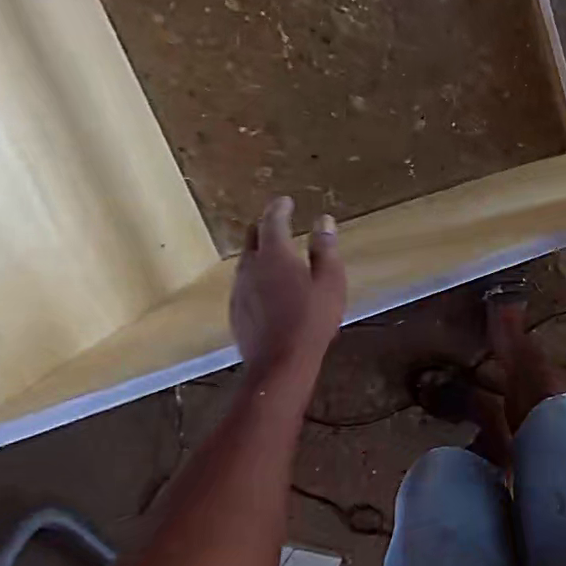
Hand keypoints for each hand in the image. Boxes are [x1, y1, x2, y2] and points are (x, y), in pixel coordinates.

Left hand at [230, 197, 346, 373]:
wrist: (280, 363)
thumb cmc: (312, 320)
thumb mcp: (330, 282)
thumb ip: (325, 248)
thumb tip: (324, 220)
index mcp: (274, 254)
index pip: (272, 220)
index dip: (279, 208)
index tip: (286, 201)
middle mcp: (250, 266)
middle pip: (252, 235)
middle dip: (265, 225)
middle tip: (279, 222)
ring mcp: (239, 288)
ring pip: (246, 259)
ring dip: (259, 251)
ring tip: (275, 253)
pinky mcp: (236, 309)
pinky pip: (244, 281)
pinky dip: (256, 274)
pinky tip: (268, 286)